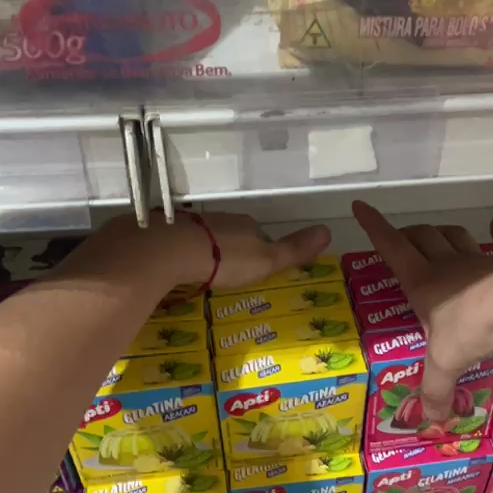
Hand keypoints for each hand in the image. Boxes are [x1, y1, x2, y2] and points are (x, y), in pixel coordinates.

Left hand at [65, 211, 331, 291]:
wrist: (169, 250)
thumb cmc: (224, 259)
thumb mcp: (266, 260)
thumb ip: (294, 250)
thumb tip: (329, 230)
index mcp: (245, 224)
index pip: (259, 235)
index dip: (260, 251)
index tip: (256, 270)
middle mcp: (219, 218)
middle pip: (230, 235)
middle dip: (230, 251)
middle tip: (229, 274)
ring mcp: (189, 223)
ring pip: (203, 237)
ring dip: (204, 251)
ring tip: (203, 273)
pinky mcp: (163, 232)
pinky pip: (177, 243)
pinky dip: (180, 254)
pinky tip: (177, 267)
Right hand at [352, 202, 492, 421]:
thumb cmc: (475, 324)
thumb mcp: (446, 362)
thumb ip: (436, 390)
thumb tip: (431, 423)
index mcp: (422, 282)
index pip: (391, 248)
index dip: (373, 227)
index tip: (360, 206)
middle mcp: (447, 264)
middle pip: (423, 237)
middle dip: (409, 233)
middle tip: (402, 235)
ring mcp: (480, 258)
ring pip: (456, 236)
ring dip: (445, 232)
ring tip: (440, 234)